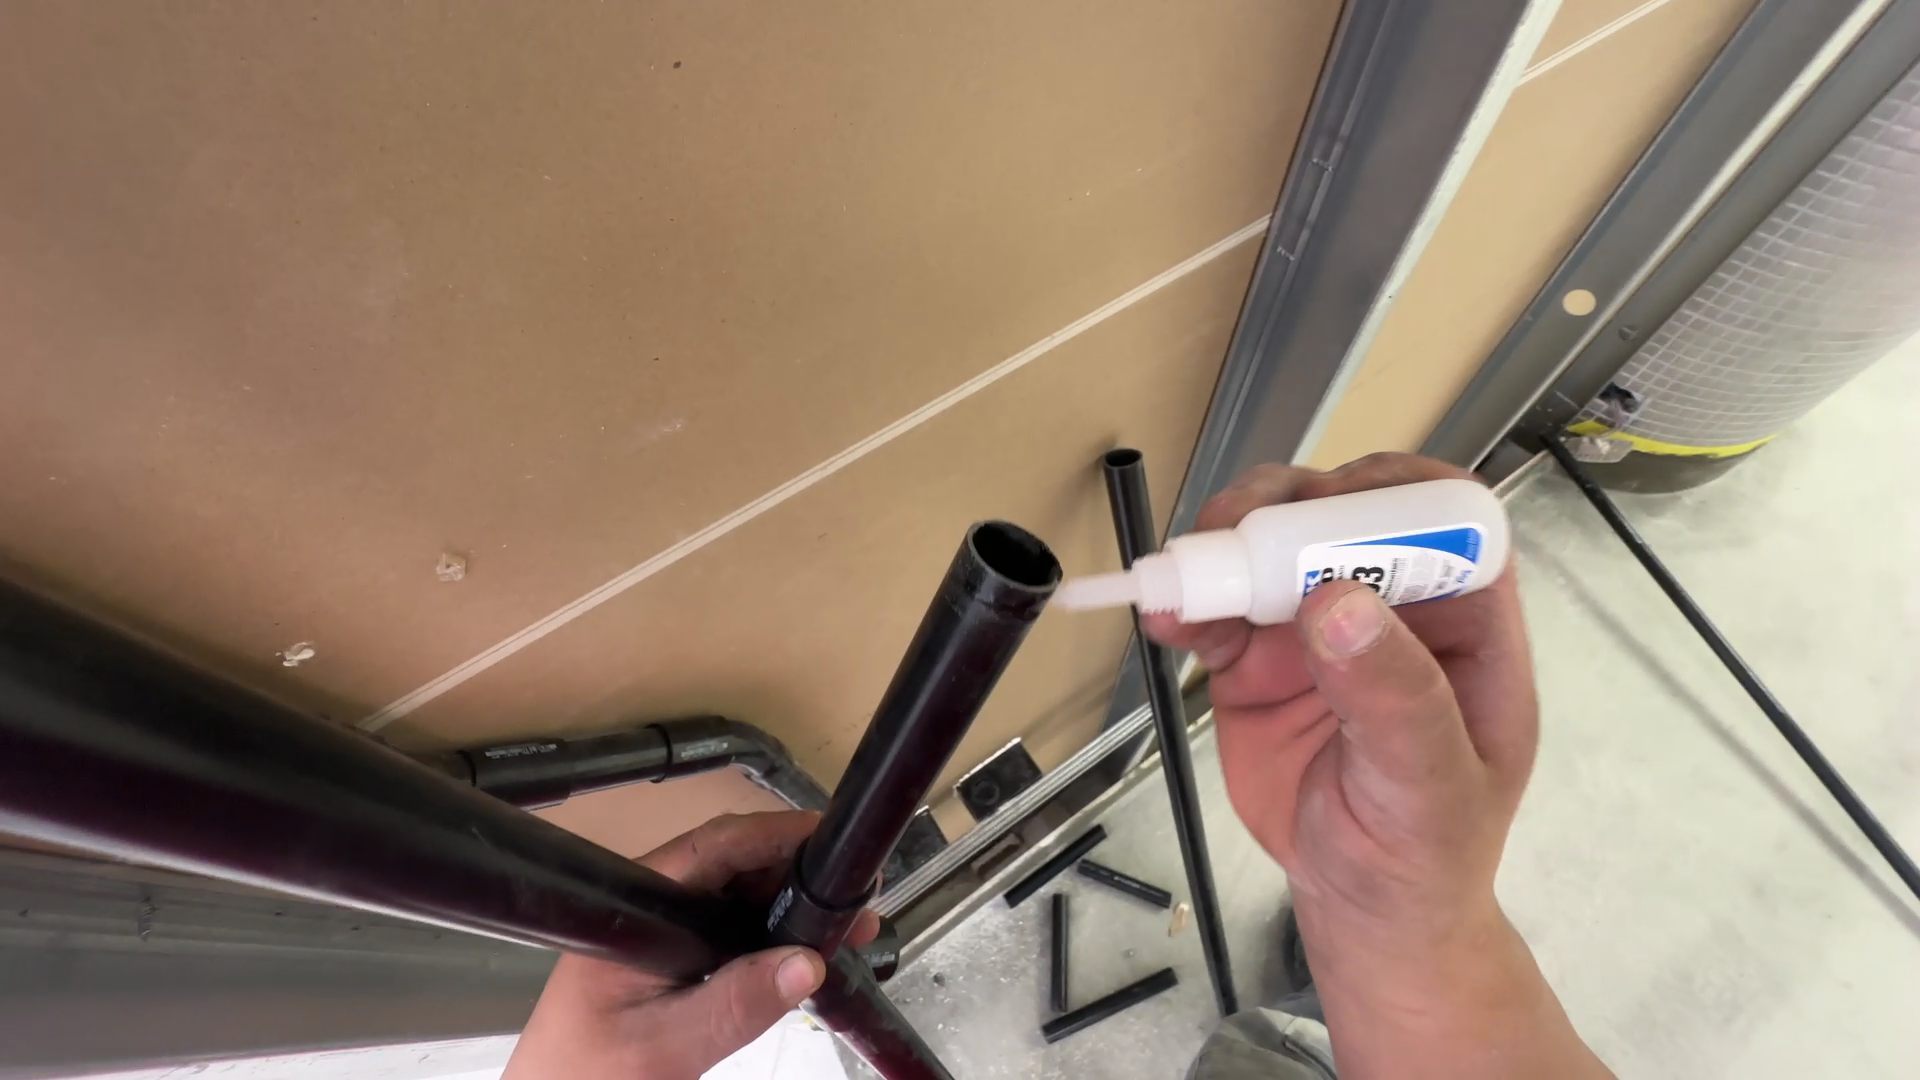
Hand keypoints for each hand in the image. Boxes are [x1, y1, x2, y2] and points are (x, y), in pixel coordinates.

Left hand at [503, 811, 879, 1079]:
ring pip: (746, 896)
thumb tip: (810, 963)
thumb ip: (730, 1007)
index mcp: (640, 903)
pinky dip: (782, 935)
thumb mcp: (659, 1051)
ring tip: (855, 923)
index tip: (831, 838)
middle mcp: (659, 902)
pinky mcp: (684, 956)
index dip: (776, 834)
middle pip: (740, 864)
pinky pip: (741, 930)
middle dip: (800, 872)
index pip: (716, 846)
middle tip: (859, 891)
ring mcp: (672, 929)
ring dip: (798, 904)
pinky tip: (820, 949)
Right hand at [1146, 453, 1533, 942]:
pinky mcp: (1249, 656)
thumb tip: (1334, 600)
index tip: (1326, 514)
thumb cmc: (1422, 849)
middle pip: (1329, 514)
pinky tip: (1164, 618)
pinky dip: (1182, 605)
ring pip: (1259, 548)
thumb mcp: (1428, 786)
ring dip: (1218, 547)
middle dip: (1277, 508)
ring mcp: (1307, 626)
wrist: (1354, 899)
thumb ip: (1395, 699)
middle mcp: (1382, 604)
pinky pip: (1211, 611)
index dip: (1386, 492)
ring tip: (1184, 574)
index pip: (1440, 513)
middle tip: (1232, 532)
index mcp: (1458, 617)